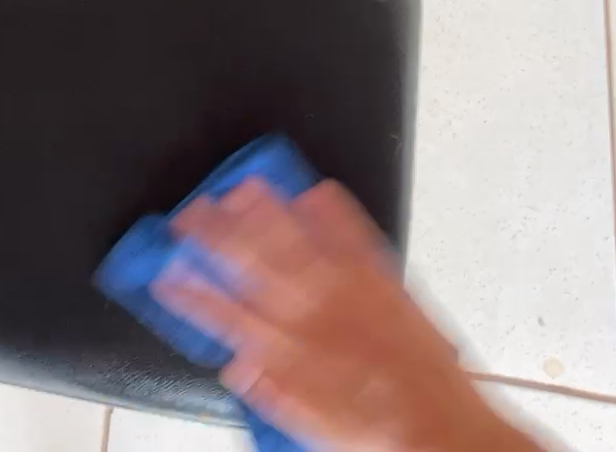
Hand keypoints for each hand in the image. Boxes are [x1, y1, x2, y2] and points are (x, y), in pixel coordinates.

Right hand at [152, 177, 541, 451]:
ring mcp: (347, 295)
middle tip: (190, 212)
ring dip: (266, 214)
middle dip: (215, 235)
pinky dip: (338, 214)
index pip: (225, 314)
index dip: (191, 289)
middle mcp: (312, 318)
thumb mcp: (310, 425)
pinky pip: (356, 241)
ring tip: (241, 187)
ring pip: (295, 244)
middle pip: (252, 266)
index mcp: (288, 354)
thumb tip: (233, 366)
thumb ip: (267, 390)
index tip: (168, 269)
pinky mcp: (382, 283)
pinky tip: (318, 190)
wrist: (447, 435)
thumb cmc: (379, 430)